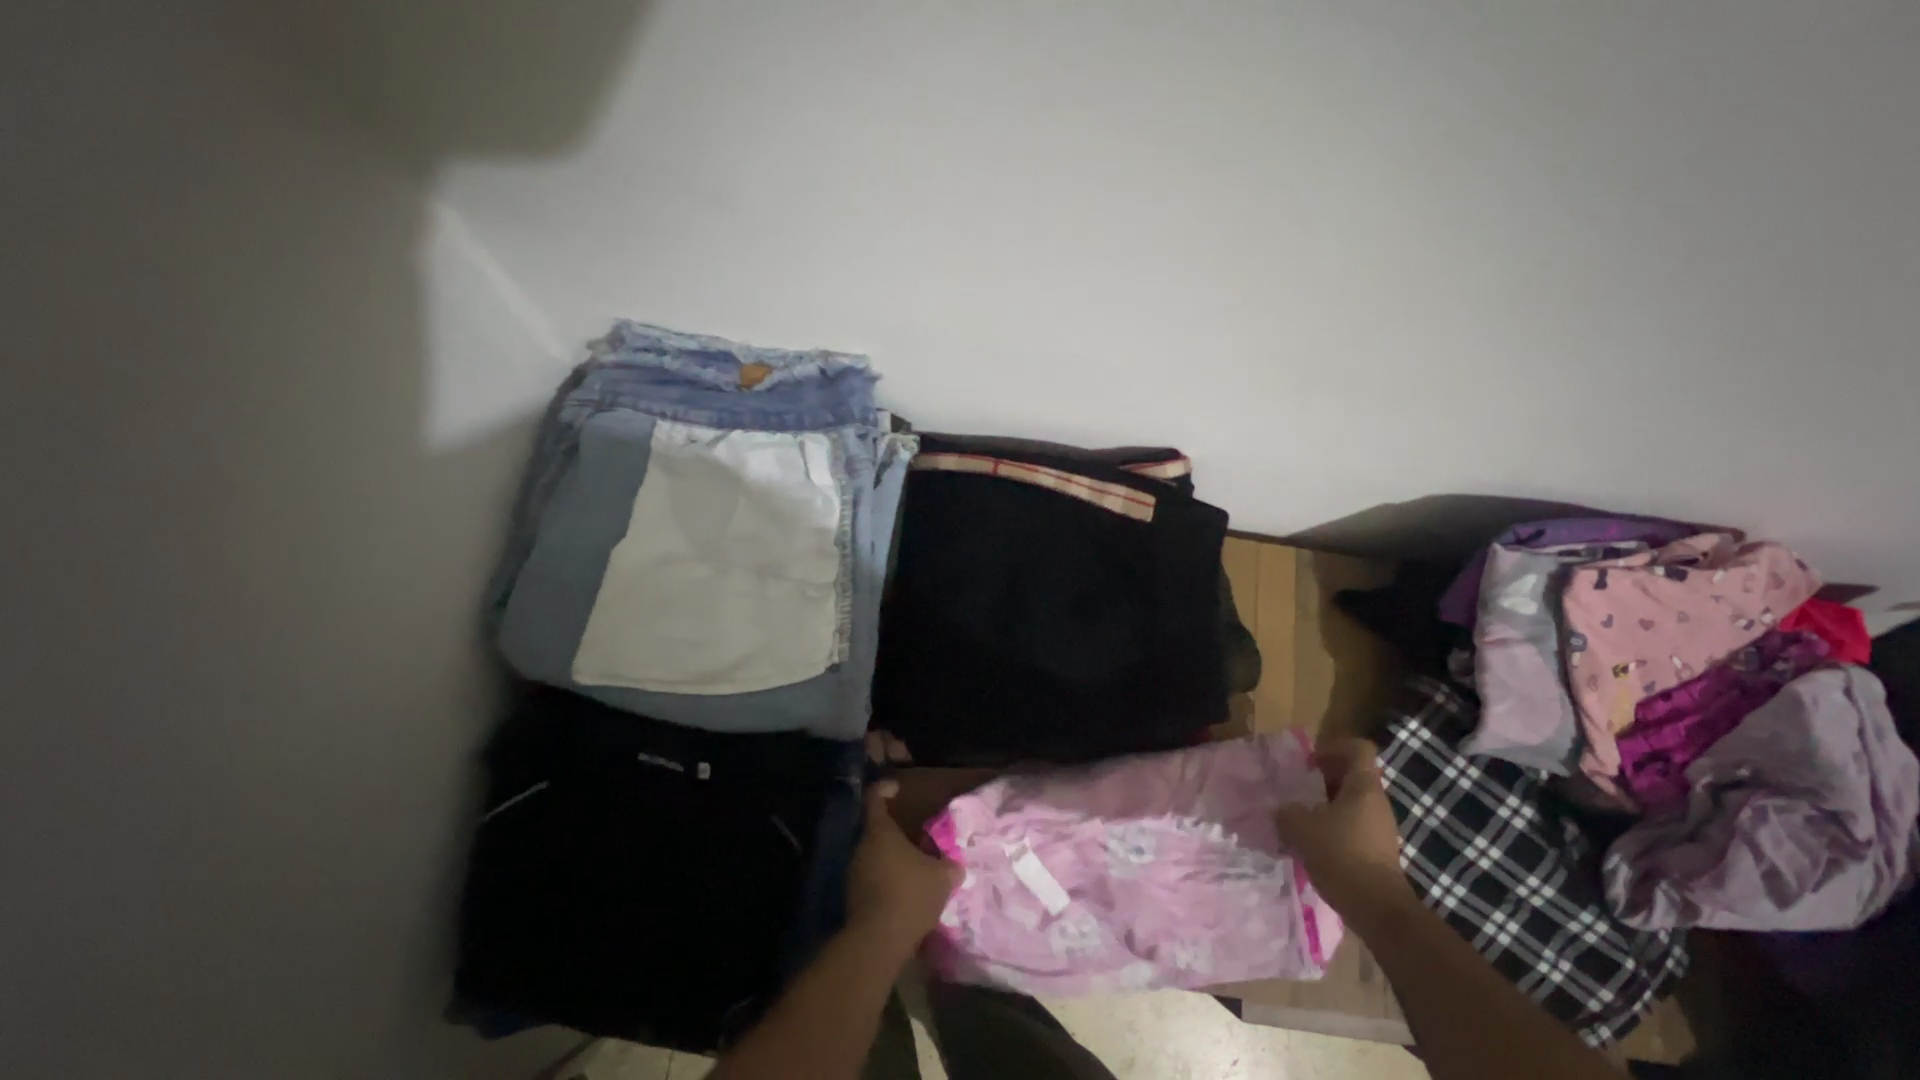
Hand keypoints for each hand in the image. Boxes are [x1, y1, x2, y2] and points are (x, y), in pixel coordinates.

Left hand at [846, 780, 962, 956]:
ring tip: (918, 871)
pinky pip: (873, 879)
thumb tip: (956, 865)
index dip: (885, 789)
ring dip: (894, 860)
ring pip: (876, 857)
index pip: (875, 799)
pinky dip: (888, 881)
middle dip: (898, 835)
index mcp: (880, 832)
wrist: (879, 940)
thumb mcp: (942, 878)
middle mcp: (862, 847)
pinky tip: (908, 895)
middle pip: (877, 831)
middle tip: (921, 842)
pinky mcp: (854, 896)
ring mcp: (854, 872)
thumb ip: (950, 866)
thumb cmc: (911, 894)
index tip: (897, 788)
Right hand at [1274, 738, 1418, 932]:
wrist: (1376, 906)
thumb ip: (1287, 811)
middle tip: (1297, 789)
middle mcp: (1377, 802)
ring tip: (1300, 819)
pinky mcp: (1378, 851)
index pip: (1359, 749)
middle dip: (1324, 779)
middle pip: (1353, 776)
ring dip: (1326, 806)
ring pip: (1351, 804)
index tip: (1309, 761)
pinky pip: (1353, 827)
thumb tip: (1284, 809)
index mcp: (1363, 786)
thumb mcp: (1300, 827)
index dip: (1333, 747)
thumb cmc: (1340, 854)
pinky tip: (1312, 844)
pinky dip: (1333, 829)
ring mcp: (1381, 828)